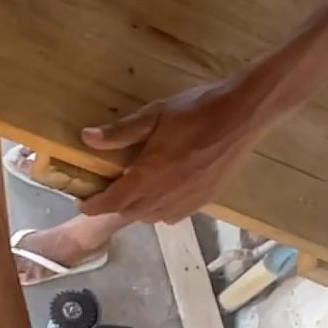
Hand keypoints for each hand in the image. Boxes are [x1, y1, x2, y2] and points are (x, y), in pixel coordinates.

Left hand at [75, 74, 271, 224]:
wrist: (245, 113)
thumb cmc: (197, 110)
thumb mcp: (154, 116)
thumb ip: (119, 132)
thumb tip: (86, 137)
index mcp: (148, 178)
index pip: (112, 202)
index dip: (94, 206)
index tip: (82, 204)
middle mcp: (165, 197)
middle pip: (130, 213)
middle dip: (113, 209)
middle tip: (103, 199)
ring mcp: (186, 201)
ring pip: (152, 217)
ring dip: (136, 211)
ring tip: (130, 197)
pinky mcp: (204, 200)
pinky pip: (174, 215)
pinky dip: (160, 211)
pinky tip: (160, 198)